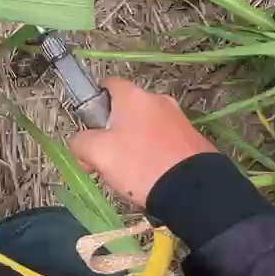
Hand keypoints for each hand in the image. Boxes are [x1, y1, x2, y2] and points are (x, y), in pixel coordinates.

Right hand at [70, 78, 214, 205]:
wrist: (195, 191)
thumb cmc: (140, 163)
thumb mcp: (96, 153)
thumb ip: (79, 143)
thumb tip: (80, 145)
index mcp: (133, 96)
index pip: (108, 84)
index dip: (95, 101)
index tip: (91, 124)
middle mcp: (158, 101)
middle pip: (127, 109)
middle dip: (115, 129)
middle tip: (107, 155)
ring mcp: (179, 119)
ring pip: (146, 127)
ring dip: (136, 143)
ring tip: (132, 172)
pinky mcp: (195, 140)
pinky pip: (166, 142)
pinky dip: (157, 154)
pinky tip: (153, 176)